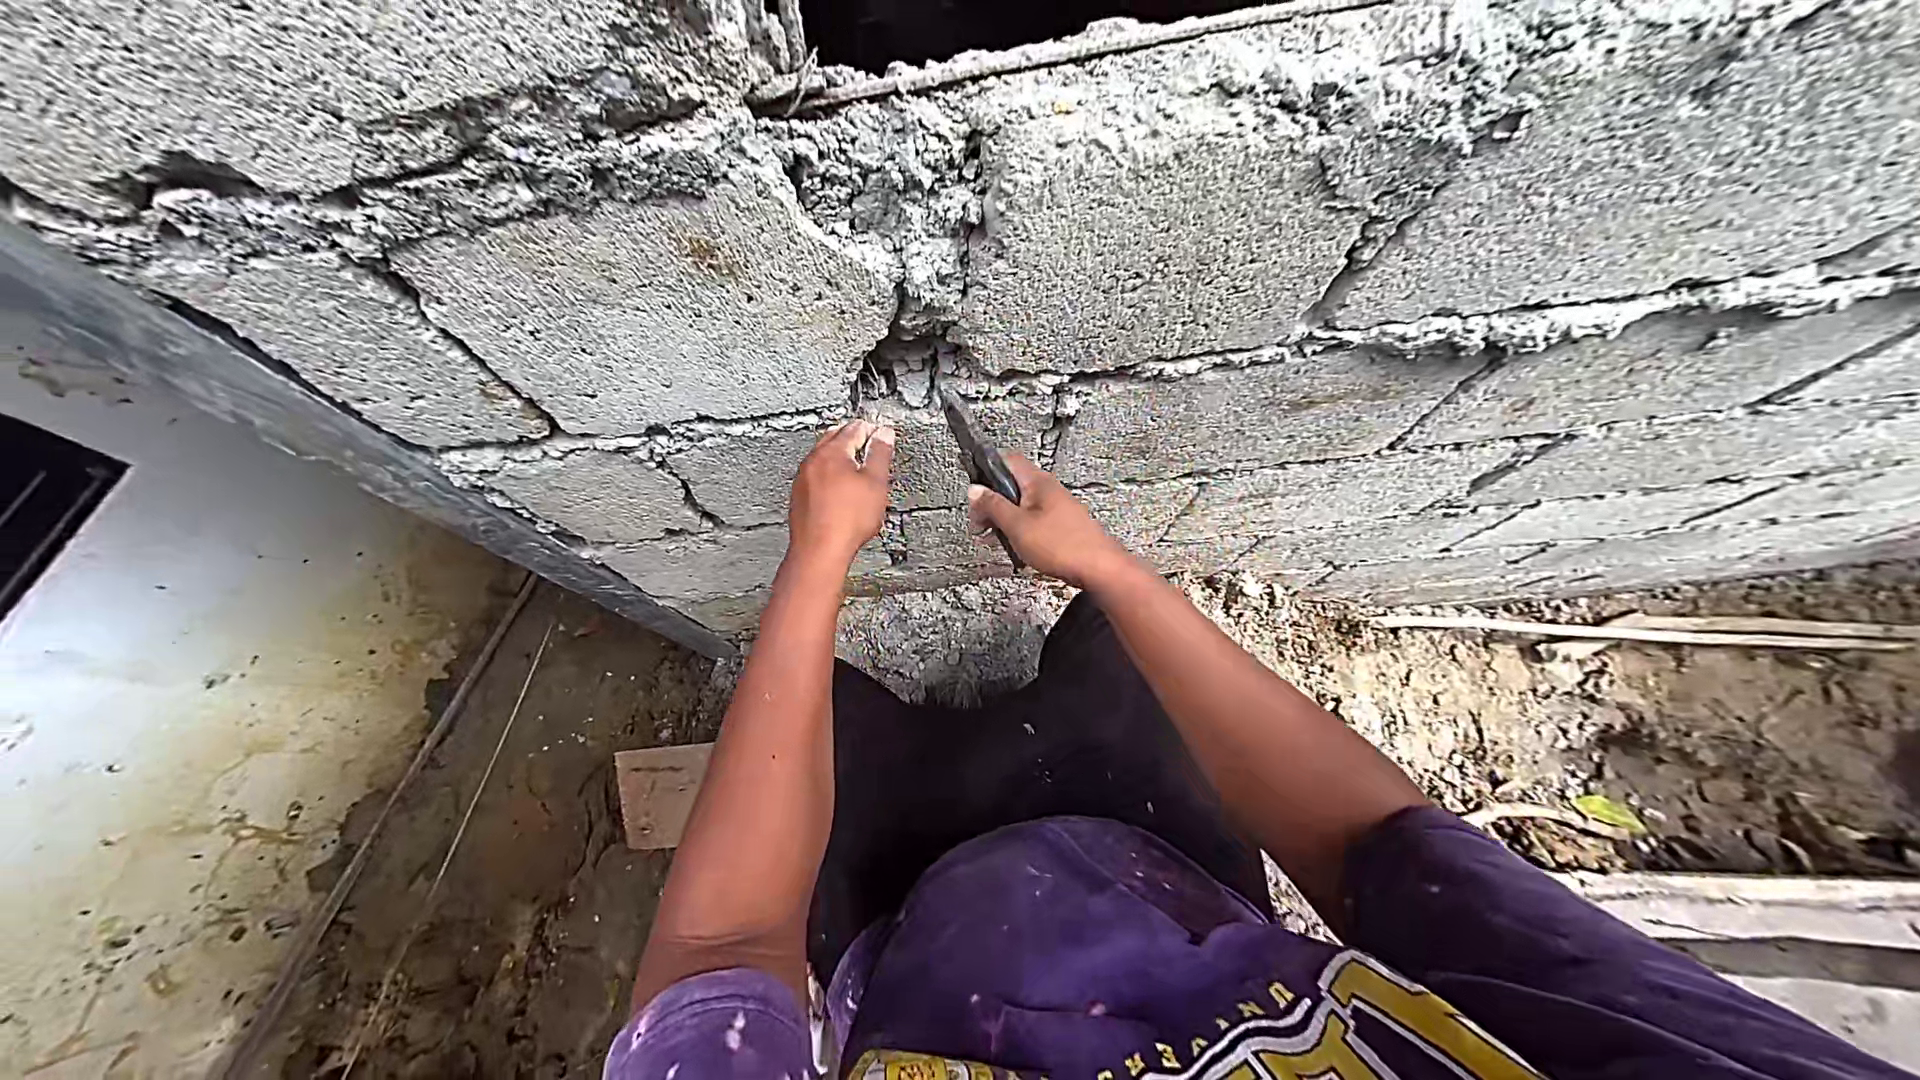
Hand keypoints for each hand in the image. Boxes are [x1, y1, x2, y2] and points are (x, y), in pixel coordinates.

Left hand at [788, 419, 894, 569]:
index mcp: (831, 452)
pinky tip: (838, 487)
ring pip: (823, 457)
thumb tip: (884, 435)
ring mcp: (803, 479)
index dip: (872, 429)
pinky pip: (816, 476)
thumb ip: (880, 454)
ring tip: (855, 463)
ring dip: (839, 455)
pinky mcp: (800, 497)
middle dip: (852, 437)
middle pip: (834, 439)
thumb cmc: (846, 520)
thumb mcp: (876, 483)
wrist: (820, 550)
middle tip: (868, 441)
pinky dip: (829, 474)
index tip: (881, 432)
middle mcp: (813, 461)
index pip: (854, 429)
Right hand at [966, 453, 1134, 588]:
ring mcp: (1058, 507)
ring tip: (999, 539)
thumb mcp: (1016, 525)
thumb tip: (975, 491)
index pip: (1006, 460)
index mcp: (1037, 482)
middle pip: (1011, 485)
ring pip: (1022, 505)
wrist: (1099, 569)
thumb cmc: (1064, 546)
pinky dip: (1021, 531)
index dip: (985, 472)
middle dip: (993, 504)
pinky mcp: (1063, 525)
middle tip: (983, 523)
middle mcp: (1049, 490)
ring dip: (1006, 520)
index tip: (975, 492)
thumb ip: (993, 506)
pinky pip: (1034, 521)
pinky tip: (1019, 547)